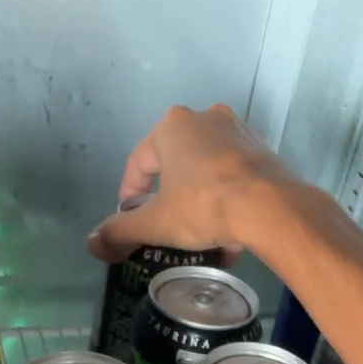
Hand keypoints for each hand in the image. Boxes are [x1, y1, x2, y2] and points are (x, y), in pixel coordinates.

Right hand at [88, 104, 302, 263]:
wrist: (269, 207)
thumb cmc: (204, 206)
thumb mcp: (157, 223)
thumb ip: (121, 232)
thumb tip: (92, 244)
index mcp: (172, 127)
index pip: (139, 162)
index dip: (130, 194)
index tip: (132, 219)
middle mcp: (205, 119)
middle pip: (176, 165)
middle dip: (170, 200)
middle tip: (167, 228)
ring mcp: (239, 133)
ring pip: (209, 173)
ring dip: (201, 204)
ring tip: (199, 238)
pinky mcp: (264, 153)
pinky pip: (236, 180)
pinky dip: (228, 205)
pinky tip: (229, 238)